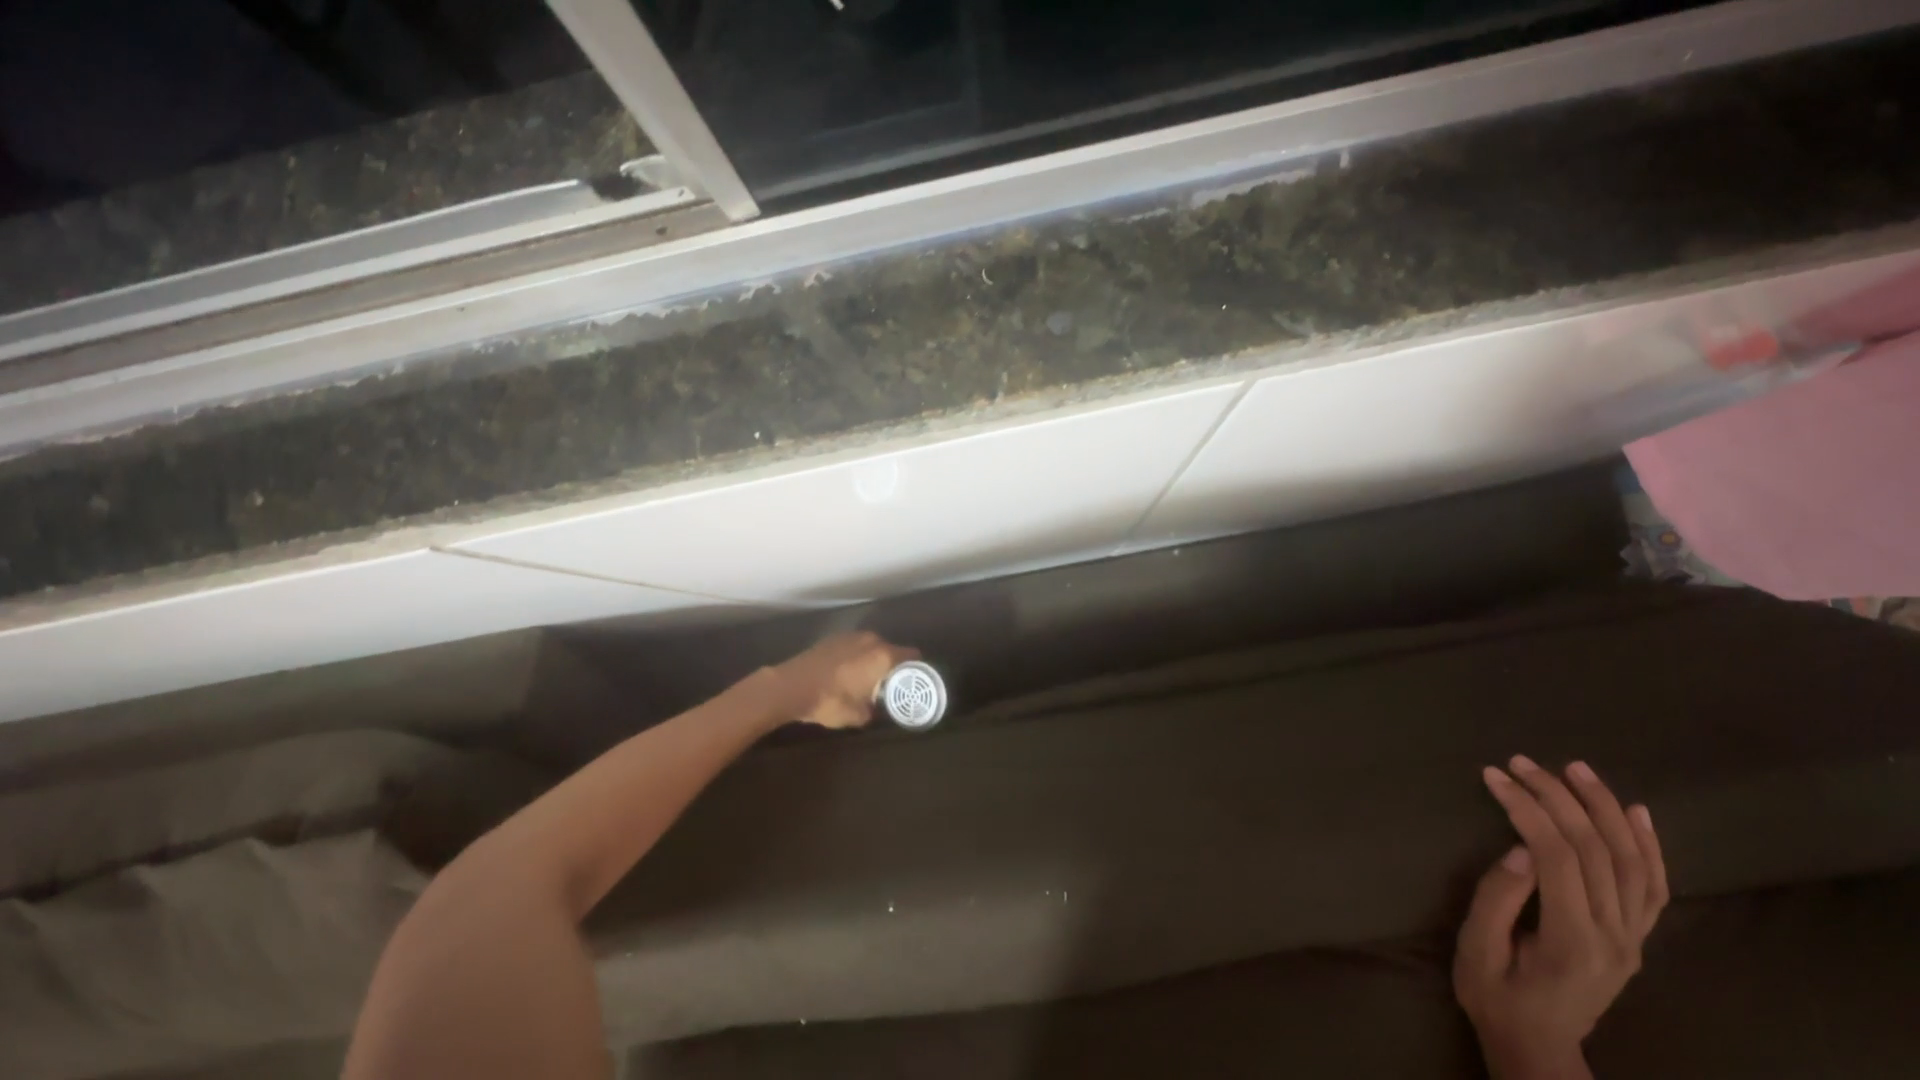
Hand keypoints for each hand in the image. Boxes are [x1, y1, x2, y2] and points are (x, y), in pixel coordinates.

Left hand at [767, 632, 919, 729]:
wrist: (792, 686)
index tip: (915, 681)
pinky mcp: (833, 638)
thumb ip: (873, 710)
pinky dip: (855, 656)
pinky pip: (854, 646)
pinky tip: (846, 672)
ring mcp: (850, 636)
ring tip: (867, 679)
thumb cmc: (831, 701)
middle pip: (891, 649)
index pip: (912, 655)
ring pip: (871, 646)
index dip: (917, 668)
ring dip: (872, 659)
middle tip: (890, 685)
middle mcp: (870, 640)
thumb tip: (875, 710)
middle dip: (893, 665)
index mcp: (883, 656)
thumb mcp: (858, 715)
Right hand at [1454, 756, 1668, 1079]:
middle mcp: (1615, 935)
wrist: (1538, 1046)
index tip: (1495, 776)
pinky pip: (1653, 885)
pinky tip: (1635, 811)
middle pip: (1595, 849)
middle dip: (1558, 797)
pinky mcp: (1637, 937)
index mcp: (1571, 939)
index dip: (1527, 808)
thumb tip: (1520, 847)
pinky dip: (1648, 844)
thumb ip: (1499, 898)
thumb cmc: (1495, 996)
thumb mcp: (1477, 949)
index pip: (1557, 855)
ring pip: (1631, 860)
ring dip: (1604, 808)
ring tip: (1576, 769)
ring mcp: (1633, 937)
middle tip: (1522, 762)